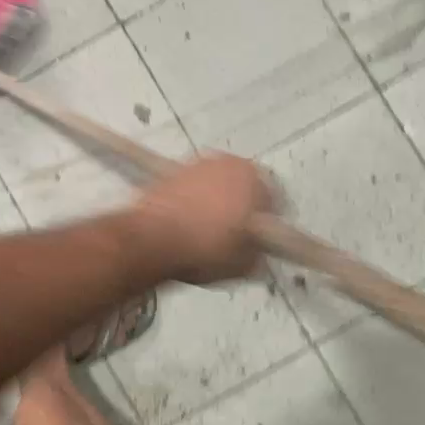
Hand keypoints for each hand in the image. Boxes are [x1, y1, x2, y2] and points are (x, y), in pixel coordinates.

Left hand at [124, 152, 273, 283]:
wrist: (151, 239)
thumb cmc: (207, 248)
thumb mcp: (246, 263)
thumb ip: (258, 253)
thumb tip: (255, 252)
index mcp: (253, 177)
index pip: (273, 199)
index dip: (269, 222)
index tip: (262, 240)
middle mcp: (225, 161)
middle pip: (242, 185)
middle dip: (241, 205)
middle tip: (235, 234)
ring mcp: (194, 163)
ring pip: (214, 184)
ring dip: (215, 201)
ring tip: (208, 230)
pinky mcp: (167, 173)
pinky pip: (190, 188)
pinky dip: (192, 200)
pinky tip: (186, 222)